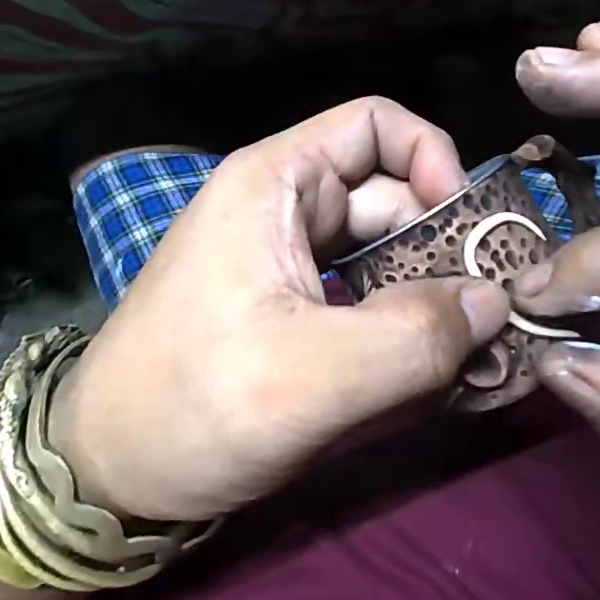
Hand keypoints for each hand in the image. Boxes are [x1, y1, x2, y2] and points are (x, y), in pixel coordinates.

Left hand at [49, 98, 510, 522]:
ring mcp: (279, 264)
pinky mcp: (282, 311)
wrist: (104, 473)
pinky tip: (419, 379)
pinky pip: (356, 301)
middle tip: (489, 319)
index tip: (469, 234)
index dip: (436, 161)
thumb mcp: (312, 378)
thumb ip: (417, 337)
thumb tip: (495, 300)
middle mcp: (277, 211)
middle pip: (389, 197)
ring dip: (423, 302)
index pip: (377, 126)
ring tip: (462, 360)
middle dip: (442, 251)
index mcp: (272, 186)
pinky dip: (393, 330)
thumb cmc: (190, 410)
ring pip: (379, 257)